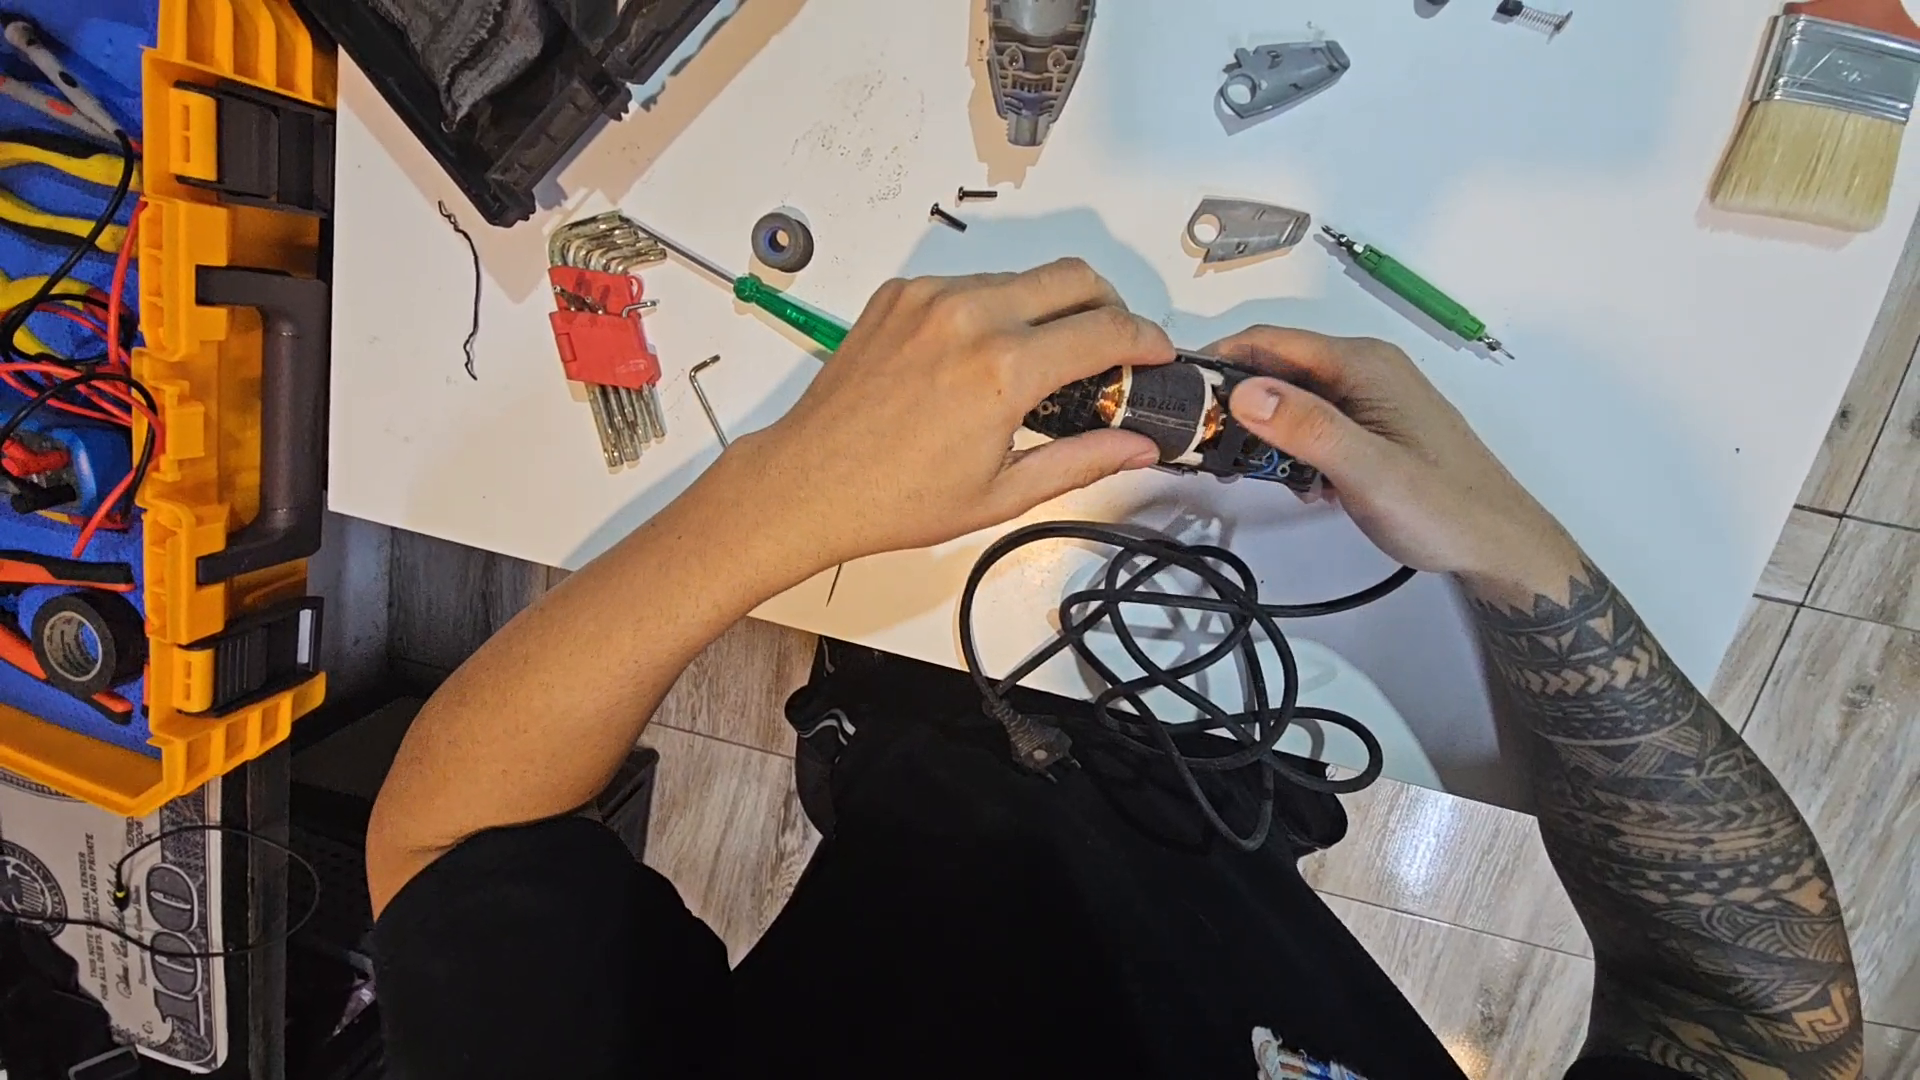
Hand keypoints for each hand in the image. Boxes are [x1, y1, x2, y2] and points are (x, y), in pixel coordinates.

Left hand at [722, 259, 1174, 566]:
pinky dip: (997, 307)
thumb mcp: (1002, 493)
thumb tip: (1139, 447)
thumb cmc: (900, 500)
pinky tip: (984, 352)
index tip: (1157, 353)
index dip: (1146, 340)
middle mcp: (970, 316)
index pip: (1106, 331)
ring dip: (1051, 307)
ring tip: (1042, 359)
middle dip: (1109, 307)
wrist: (810, 482)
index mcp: (1002, 370)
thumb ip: (1081, 461)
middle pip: (1074, 277)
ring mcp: (930, 297)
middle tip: (1111, 350)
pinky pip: (972, 282)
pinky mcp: (900, 294)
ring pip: (1023, 277)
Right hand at [1208, 327, 1581, 595]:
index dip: (1219, 360)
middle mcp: (1361, 370)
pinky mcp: (1363, 426)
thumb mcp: (1368, 470)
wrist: (1497, 546)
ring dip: (1259, 431)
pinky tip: (1291, 481)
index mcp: (1363, 364)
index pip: (1271, 342)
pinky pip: (1307, 423)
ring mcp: (1364, 398)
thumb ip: (1307, 428)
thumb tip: (1241, 392)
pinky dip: (1286, 448)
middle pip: (1276, 368)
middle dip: (1234, 401)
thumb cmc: (1441, 507)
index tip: (1177, 394)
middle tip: (1202, 445)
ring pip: (1288, 399)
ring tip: (1241, 470)